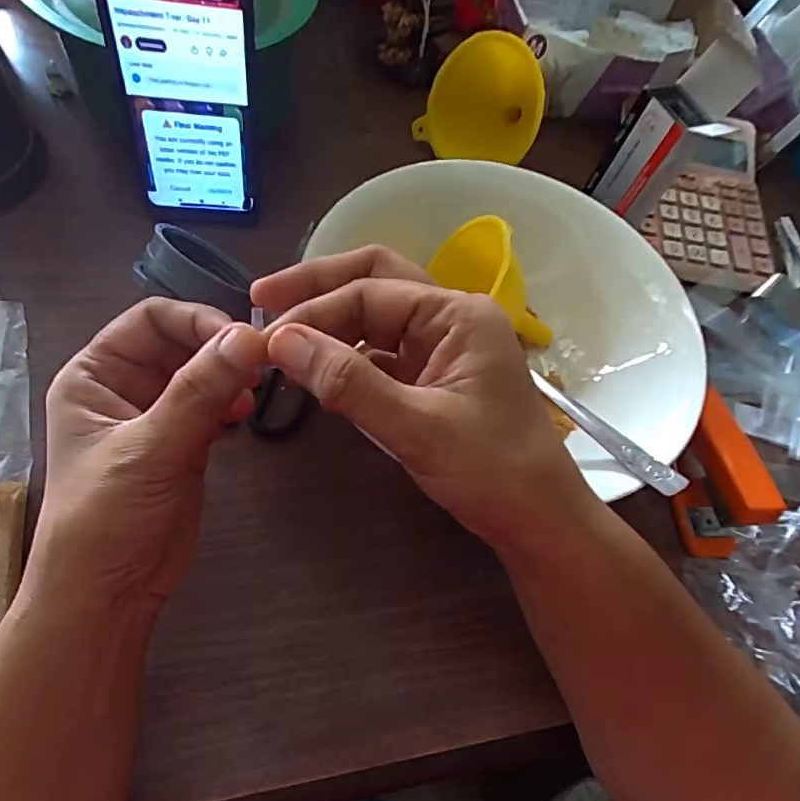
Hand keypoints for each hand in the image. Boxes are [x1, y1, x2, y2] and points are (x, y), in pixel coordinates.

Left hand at [29, 299, 266, 611]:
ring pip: (198, 376)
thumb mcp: (150, 449)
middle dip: (217, 350)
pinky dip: (229, 406)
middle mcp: (121, 389)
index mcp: (93, 375)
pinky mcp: (180, 447)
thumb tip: (249, 337)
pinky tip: (244, 416)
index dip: (196, 320)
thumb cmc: (107, 516)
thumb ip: (199, 392)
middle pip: (178, 344)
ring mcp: (153, 419)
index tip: (242, 338)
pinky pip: (209, 409)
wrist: (107, 593)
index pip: (149, 320)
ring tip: (252, 394)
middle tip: (258, 366)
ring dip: (227, 377)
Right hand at [251, 246, 593, 549]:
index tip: (265, 339)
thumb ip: (348, 383)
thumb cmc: (492, 471)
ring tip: (281, 335)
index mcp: (456, 315)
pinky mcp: (430, 379)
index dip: (312, 312)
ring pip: (374, 318)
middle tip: (263, 297)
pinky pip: (379, 354)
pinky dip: (345, 357)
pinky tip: (317, 369)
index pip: (368, 293)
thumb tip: (280, 343)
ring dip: (329, 322)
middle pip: (373, 281)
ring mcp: (439, 349)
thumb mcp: (417, 427)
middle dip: (318, 287)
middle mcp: (448, 319)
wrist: (536, 518)